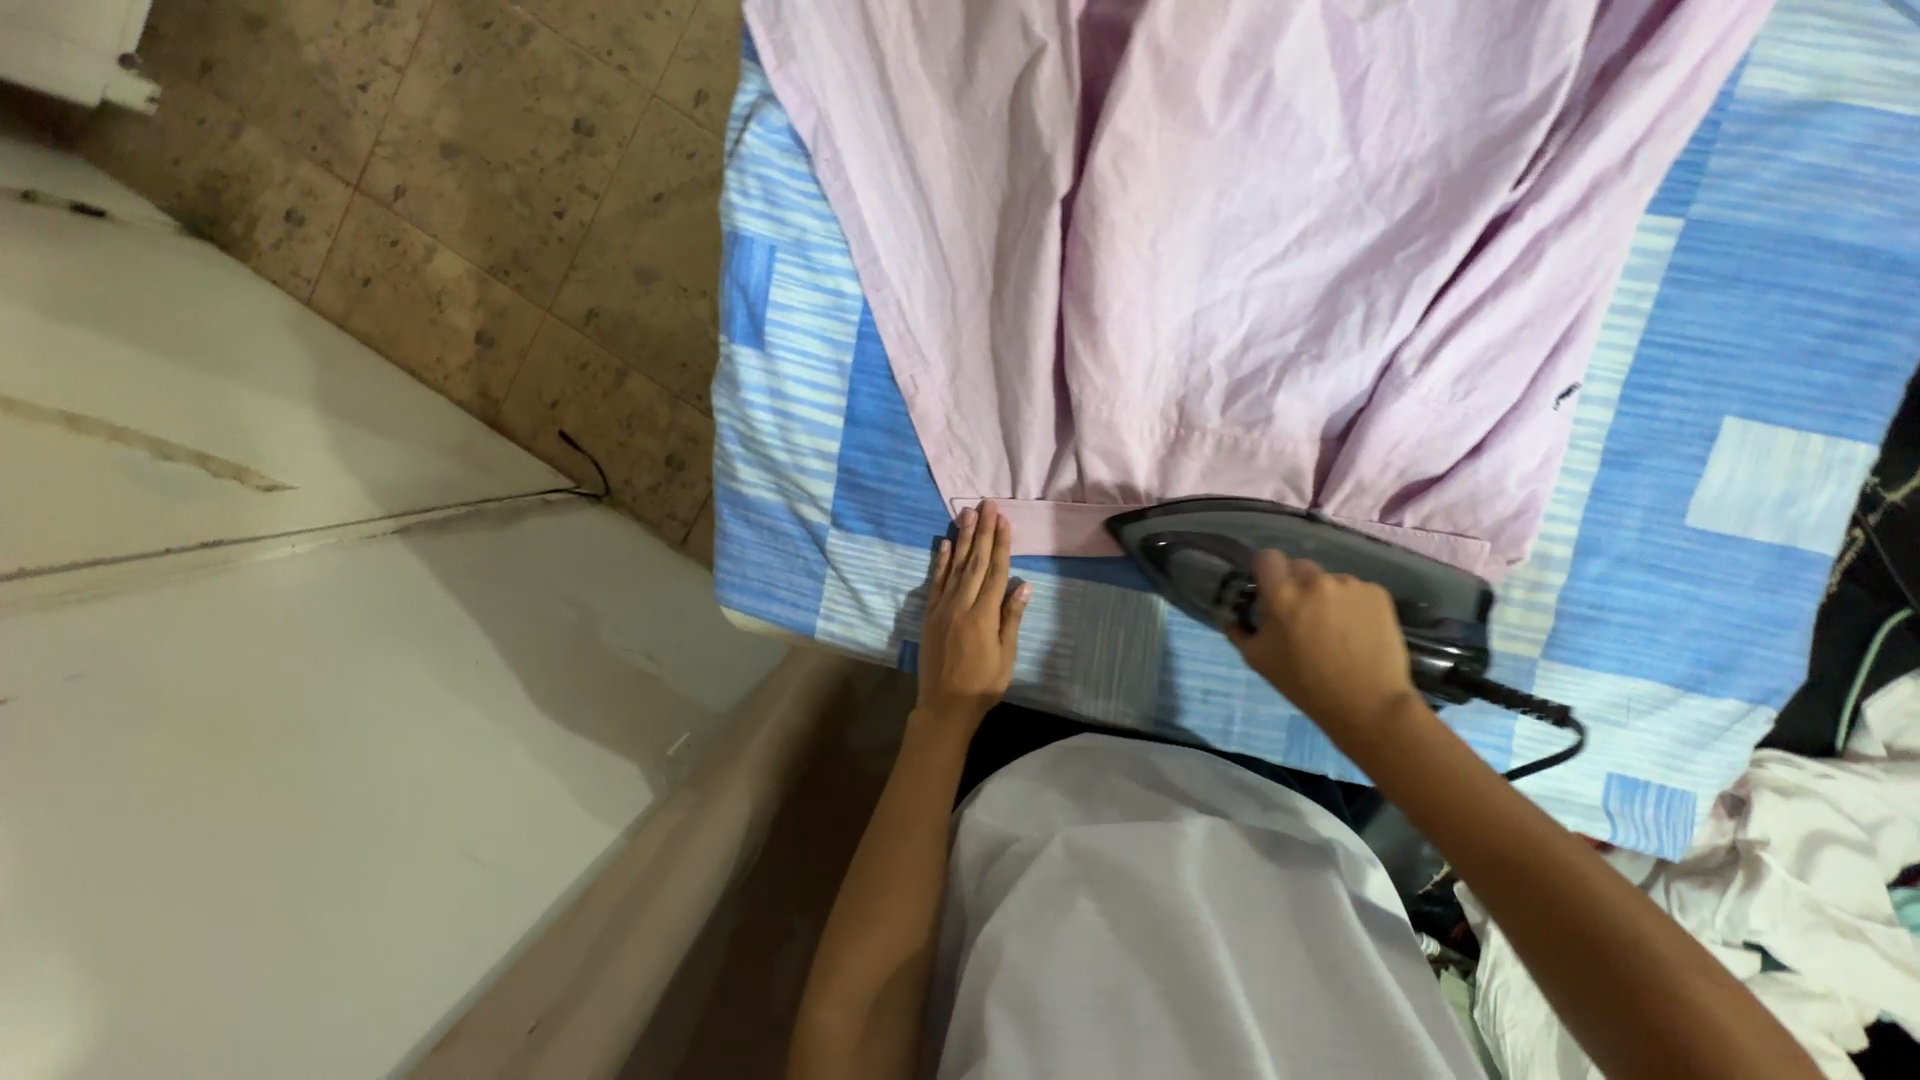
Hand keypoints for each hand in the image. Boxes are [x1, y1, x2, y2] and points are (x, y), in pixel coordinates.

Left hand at [916, 500, 1031, 731]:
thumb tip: (1023, 585)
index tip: (1003, 520)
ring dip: (963, 539)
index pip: (995, 572)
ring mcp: (942, 609)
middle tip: (986, 504)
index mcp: (983, 615)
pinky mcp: (930, 616)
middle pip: (975, 562)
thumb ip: (1012, 619)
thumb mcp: (1006, 656)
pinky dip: (942, 562)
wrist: (944, 706)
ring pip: (955, 567)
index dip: (1001, 545)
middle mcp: (961, 606)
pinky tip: (947, 544)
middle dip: (982, 532)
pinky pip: (936, 583)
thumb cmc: (983, 685)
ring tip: (967, 514)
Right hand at [1226, 550, 1417, 738]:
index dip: (1265, 571)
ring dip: (1326, 596)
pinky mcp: (1378, 594)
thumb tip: (1233, 617)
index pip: (1267, 558)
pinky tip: (1357, 631)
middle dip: (1296, 585)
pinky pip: (1357, 591)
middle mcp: (1315, 581)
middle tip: (1301, 614)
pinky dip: (1353, 605)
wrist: (1365, 703)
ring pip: (1330, 581)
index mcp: (1282, 594)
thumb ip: (1240, 631)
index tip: (1268, 588)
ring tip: (1335, 629)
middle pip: (1299, 567)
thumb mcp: (1258, 660)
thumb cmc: (1304, 683)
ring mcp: (1350, 585)